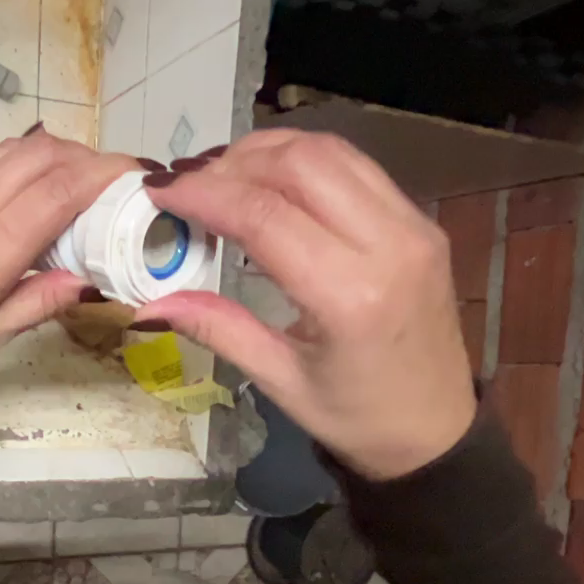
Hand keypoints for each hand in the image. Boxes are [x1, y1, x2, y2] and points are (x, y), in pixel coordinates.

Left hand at [0, 133, 139, 406]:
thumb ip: (38, 303)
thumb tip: (88, 278)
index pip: (52, 194)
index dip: (100, 176)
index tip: (136, 176)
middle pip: (37, 157)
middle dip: (87, 158)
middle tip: (118, 181)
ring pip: (11, 150)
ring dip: (56, 154)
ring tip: (84, 179)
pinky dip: (23, 160)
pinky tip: (37, 184)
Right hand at [136, 132, 476, 480]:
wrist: (435, 429)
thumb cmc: (353, 417)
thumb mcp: (279, 380)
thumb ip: (217, 328)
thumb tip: (148, 306)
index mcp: (349, 295)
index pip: (266, 216)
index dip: (206, 194)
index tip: (160, 191)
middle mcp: (389, 244)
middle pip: (301, 164)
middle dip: (234, 163)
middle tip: (189, 185)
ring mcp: (413, 226)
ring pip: (332, 153)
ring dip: (269, 153)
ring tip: (221, 177)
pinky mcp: (420, 222)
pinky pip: (356, 169)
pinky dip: (304, 163)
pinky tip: (269, 184)